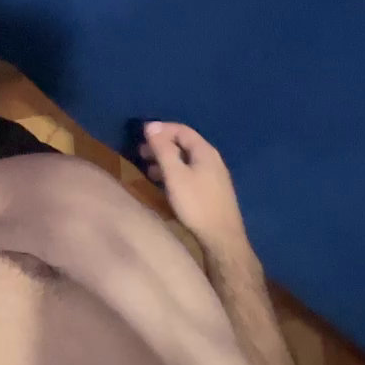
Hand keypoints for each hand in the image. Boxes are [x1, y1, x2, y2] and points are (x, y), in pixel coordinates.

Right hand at [141, 121, 247, 255]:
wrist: (222, 239)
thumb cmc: (196, 204)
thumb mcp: (175, 175)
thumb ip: (163, 149)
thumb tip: (151, 125)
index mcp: (204, 151)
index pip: (181, 130)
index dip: (161, 129)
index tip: (142, 135)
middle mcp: (212, 159)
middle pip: (184, 144)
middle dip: (162, 146)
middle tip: (141, 152)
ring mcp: (214, 176)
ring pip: (186, 160)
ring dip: (167, 161)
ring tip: (148, 170)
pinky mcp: (213, 191)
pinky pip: (190, 173)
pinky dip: (175, 173)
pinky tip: (166, 185)